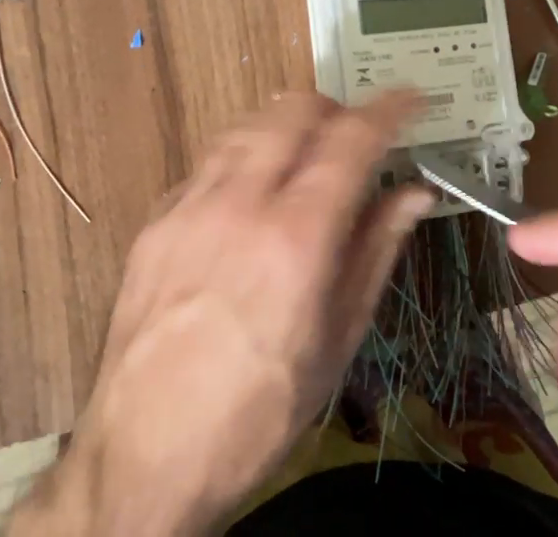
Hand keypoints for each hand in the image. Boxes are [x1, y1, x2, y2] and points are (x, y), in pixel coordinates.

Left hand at [10, 92, 434, 536]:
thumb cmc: (260, 411)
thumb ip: (376, 251)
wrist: (144, 458)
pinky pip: (206, 163)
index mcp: (296, 237)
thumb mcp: (337, 340)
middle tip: (357, 134)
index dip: (388, 109)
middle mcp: (239, 206)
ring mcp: (187, 210)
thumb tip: (414, 195)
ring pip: (244, 126)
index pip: (351, 140)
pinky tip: (252, 189)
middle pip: (291, 111)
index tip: (410, 99)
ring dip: (286, 125)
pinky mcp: (154, 224)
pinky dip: (243, 156)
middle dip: (334, 109)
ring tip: (309, 152)